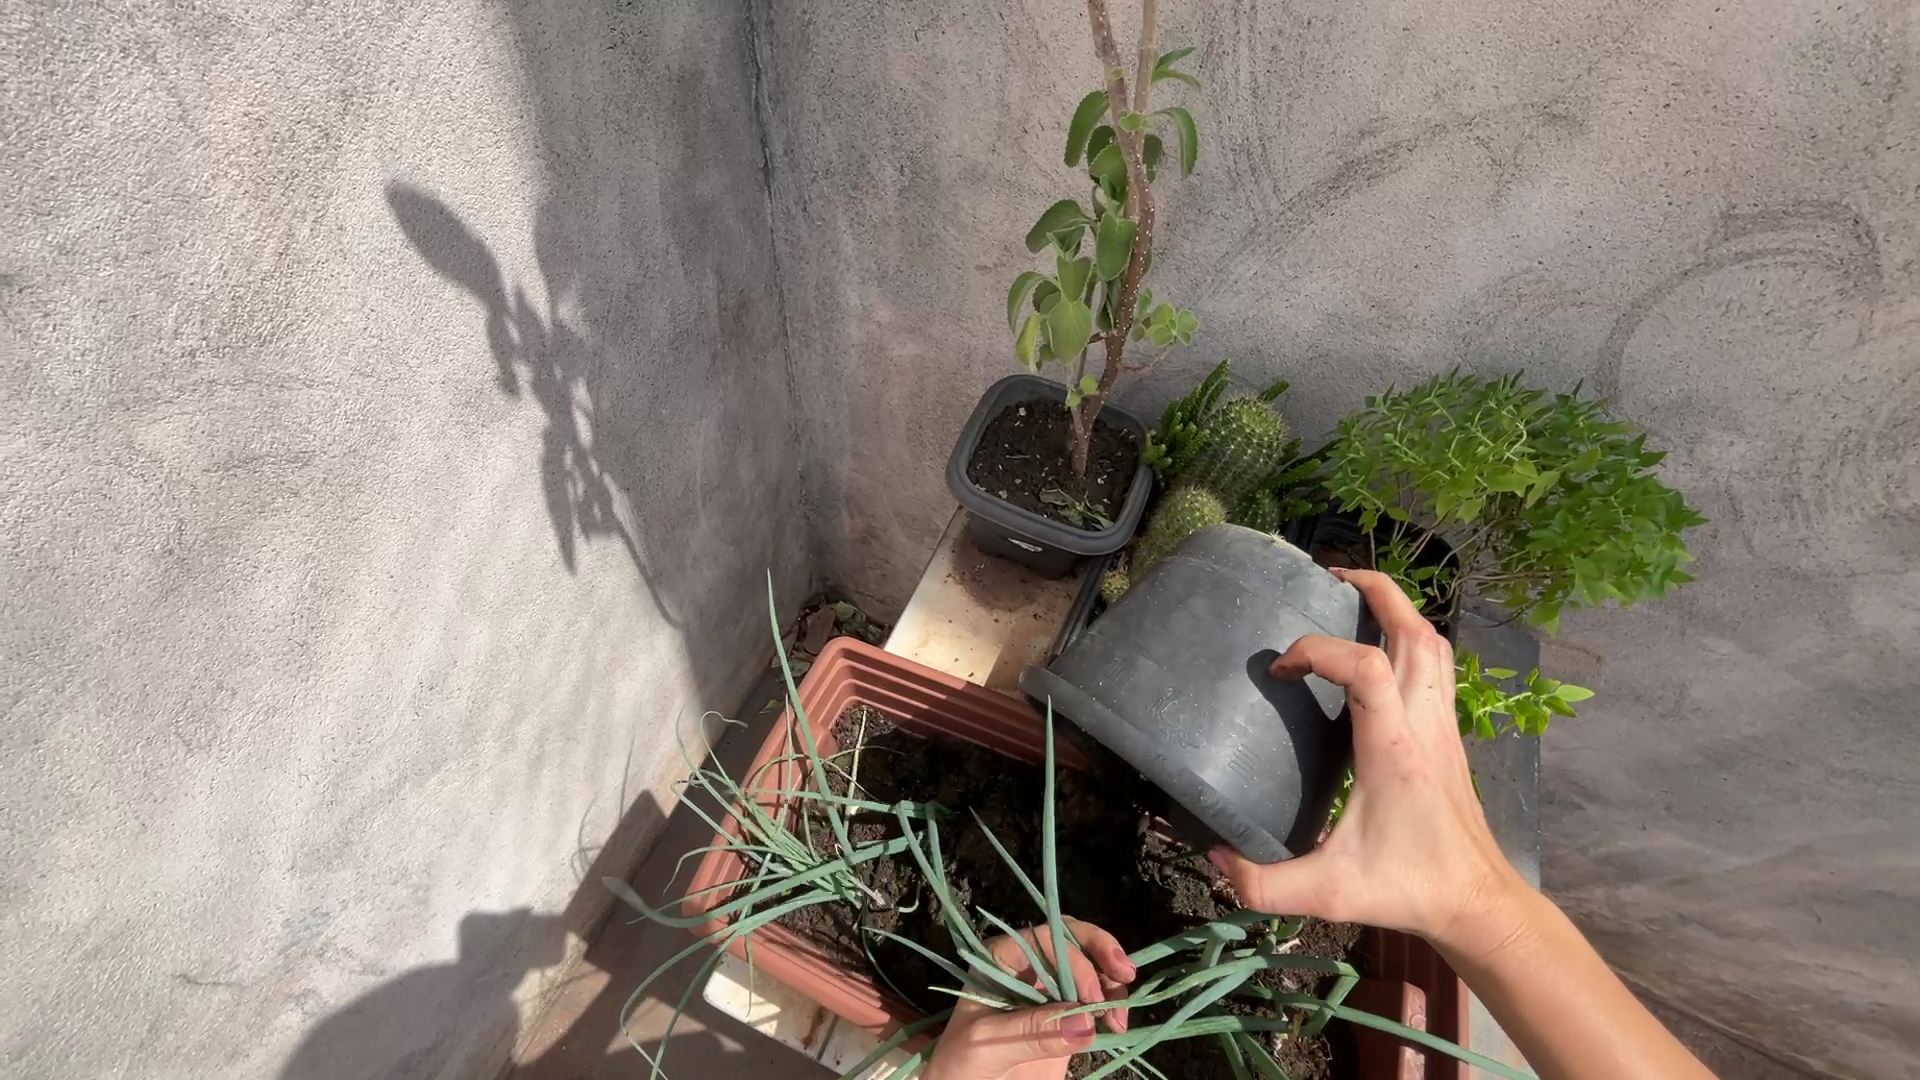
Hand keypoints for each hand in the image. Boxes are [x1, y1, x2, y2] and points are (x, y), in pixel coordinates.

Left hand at [921, 917, 1135, 1079]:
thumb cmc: (960, 1064)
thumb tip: (1086, 1021)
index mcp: (1002, 956)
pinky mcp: (1064, 1019)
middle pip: (1072, 939)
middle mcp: (1028, 965)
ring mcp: (1048, 991)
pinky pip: (1093, 1000)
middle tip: (1126, 973)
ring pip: (1089, 966)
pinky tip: (1117, 1023)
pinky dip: (1110, 1005)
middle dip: (1101, 950)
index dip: (1073, 957)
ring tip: (1120, 1016)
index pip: (1044, 938)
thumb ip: (1031, 1031)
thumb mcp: (986, 1044)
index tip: (1092, 994)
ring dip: (1110, 982)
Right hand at [1209, 568, 1522, 951]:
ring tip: (1351, 596)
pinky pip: (1435, 663)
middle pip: (1415, 632)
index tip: (1279, 673)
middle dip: (1374, 591)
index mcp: (1393, 748)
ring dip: (1396, 608)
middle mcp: (1423, 723)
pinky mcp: (1446, 732)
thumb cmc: (1408, 889)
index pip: (1362, 665)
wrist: (1480, 904)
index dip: (1313, 651)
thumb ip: (1263, 883)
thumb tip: (1211, 854)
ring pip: (1432, 642)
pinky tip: (1374, 648)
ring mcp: (1441, 724)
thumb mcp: (1329, 895)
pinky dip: (1408, 636)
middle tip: (1328, 578)